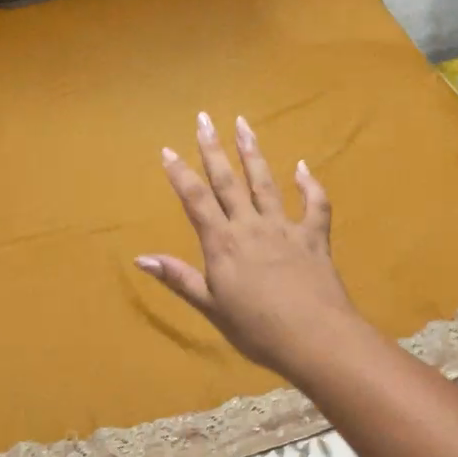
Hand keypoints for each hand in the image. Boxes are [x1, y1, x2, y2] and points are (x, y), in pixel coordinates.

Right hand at [136, 113, 374, 378]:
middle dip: (214, 149)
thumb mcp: (211, 308)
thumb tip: (141, 257)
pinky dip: (309, 185)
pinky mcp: (314, 237)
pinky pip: (314, 205)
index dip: (180, 174)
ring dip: (253, 153)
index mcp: (223, 244)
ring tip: (244, 124)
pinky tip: (302, 167)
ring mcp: (285, 228)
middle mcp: (251, 227)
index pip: (196, 201)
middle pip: (228, 181)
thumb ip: (179, 278)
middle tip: (204, 118)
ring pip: (265, 183)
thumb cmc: (257, 329)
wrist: (316, 338)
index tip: (167, 150)